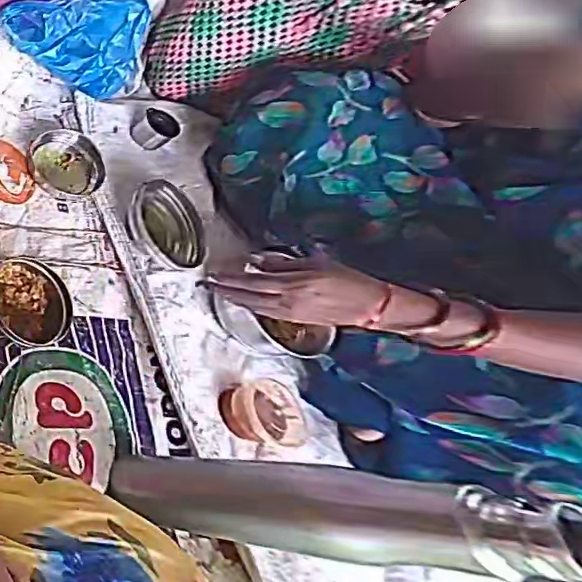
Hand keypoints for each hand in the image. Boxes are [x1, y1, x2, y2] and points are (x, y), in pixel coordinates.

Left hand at [206, 252, 391, 327]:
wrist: (372, 306)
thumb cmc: (349, 281)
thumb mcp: (316, 264)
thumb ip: (284, 263)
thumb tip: (257, 261)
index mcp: (293, 285)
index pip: (251, 282)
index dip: (230, 279)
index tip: (214, 275)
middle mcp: (287, 301)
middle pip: (247, 296)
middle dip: (225, 290)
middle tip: (209, 284)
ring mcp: (289, 313)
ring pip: (253, 306)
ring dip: (234, 299)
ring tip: (220, 292)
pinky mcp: (294, 320)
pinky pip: (264, 312)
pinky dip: (249, 306)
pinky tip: (242, 301)